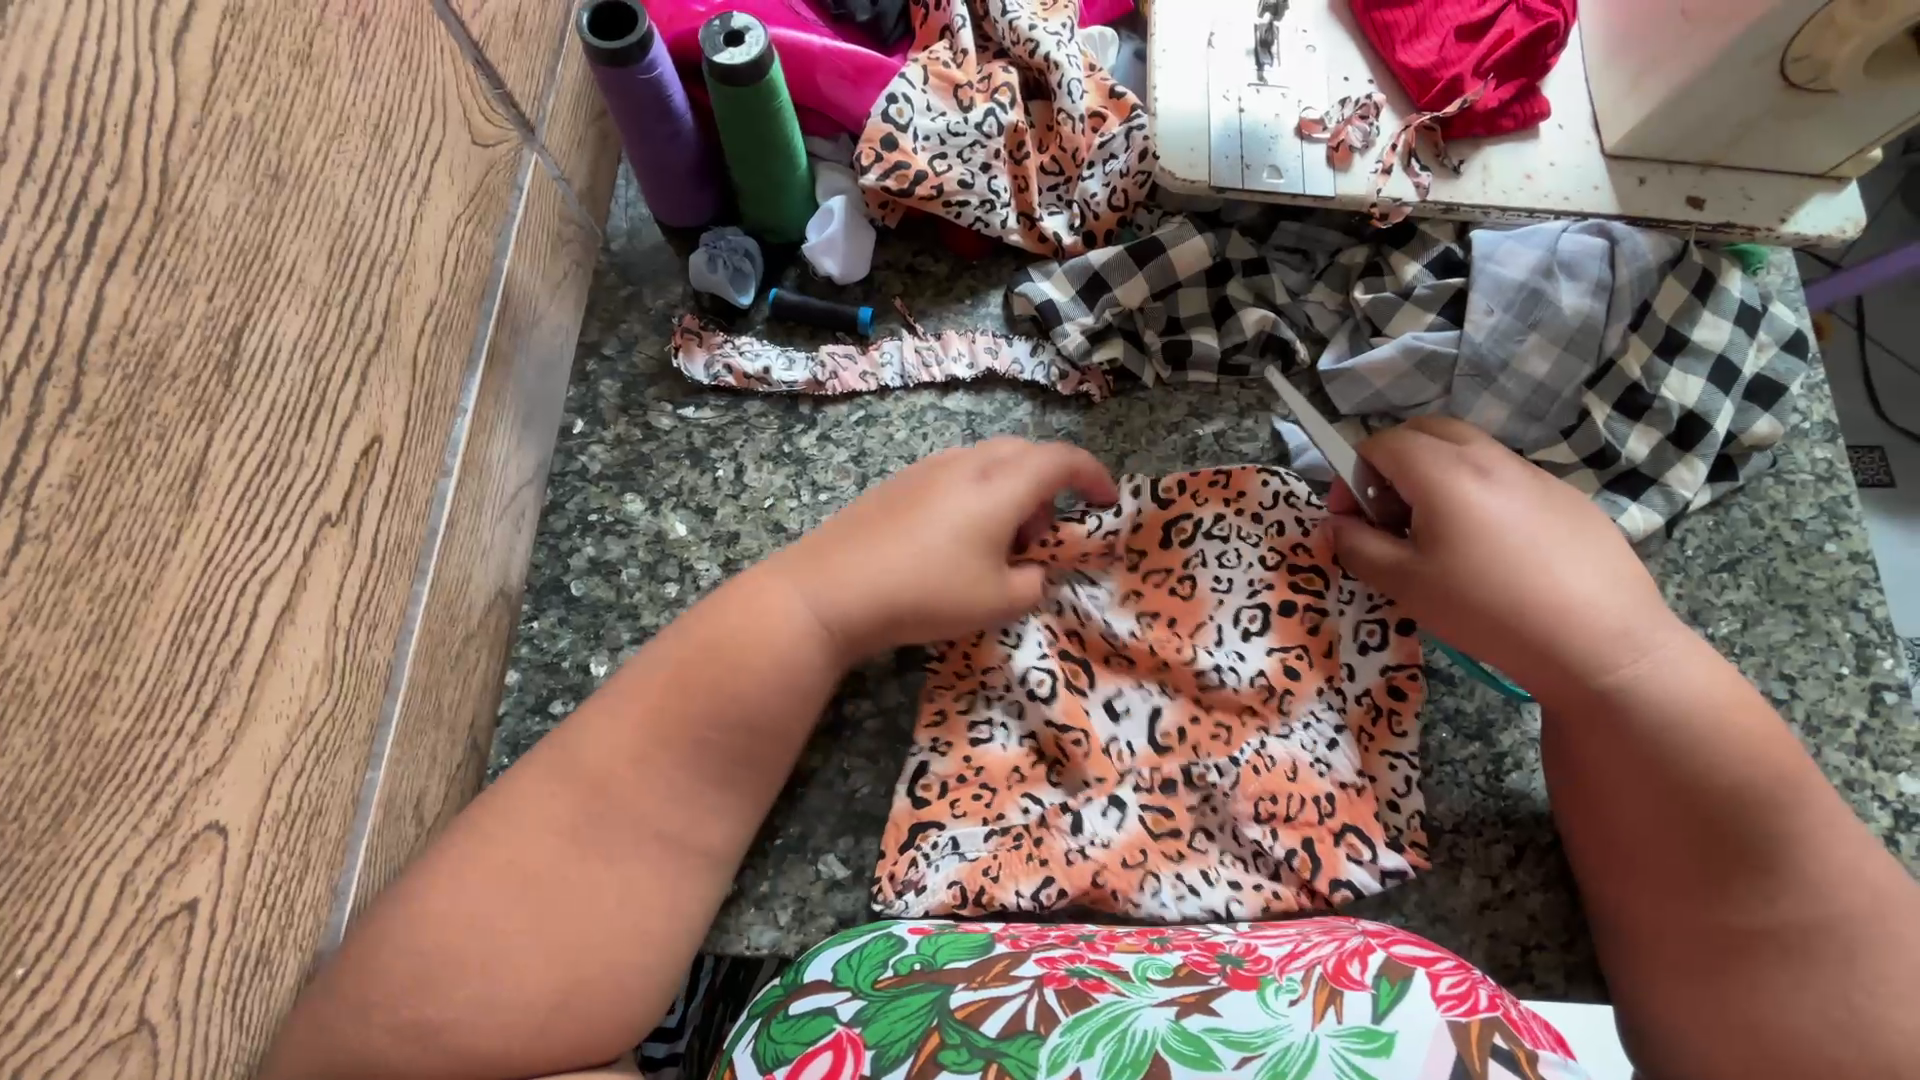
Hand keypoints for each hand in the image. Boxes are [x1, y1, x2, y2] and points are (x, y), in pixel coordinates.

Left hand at [763, 438, 1119, 661]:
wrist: (831, 590)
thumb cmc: (926, 594)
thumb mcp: (997, 603)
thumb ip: (1032, 584)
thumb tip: (1032, 572)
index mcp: (1000, 485)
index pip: (1062, 459)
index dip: (1094, 475)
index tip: (1108, 500)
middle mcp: (966, 463)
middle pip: (1024, 453)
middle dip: (1048, 486)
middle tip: (1042, 535)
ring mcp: (927, 468)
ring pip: (987, 462)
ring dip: (1009, 491)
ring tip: (998, 543)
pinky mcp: (898, 483)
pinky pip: (954, 474)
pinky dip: (975, 495)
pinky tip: (954, 540)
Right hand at [1328, 416, 1689, 700]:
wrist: (1600, 643)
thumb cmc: (1486, 610)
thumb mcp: (1403, 583)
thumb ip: (1357, 545)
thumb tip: (1337, 525)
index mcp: (1444, 472)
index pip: (1381, 443)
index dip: (1353, 475)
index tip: (1353, 519)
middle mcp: (1489, 458)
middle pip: (1426, 431)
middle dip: (1393, 463)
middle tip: (1390, 515)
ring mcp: (1534, 474)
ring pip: (1468, 451)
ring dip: (1435, 477)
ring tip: (1438, 536)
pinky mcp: (1566, 497)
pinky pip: (1505, 477)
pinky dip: (1477, 494)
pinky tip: (1491, 553)